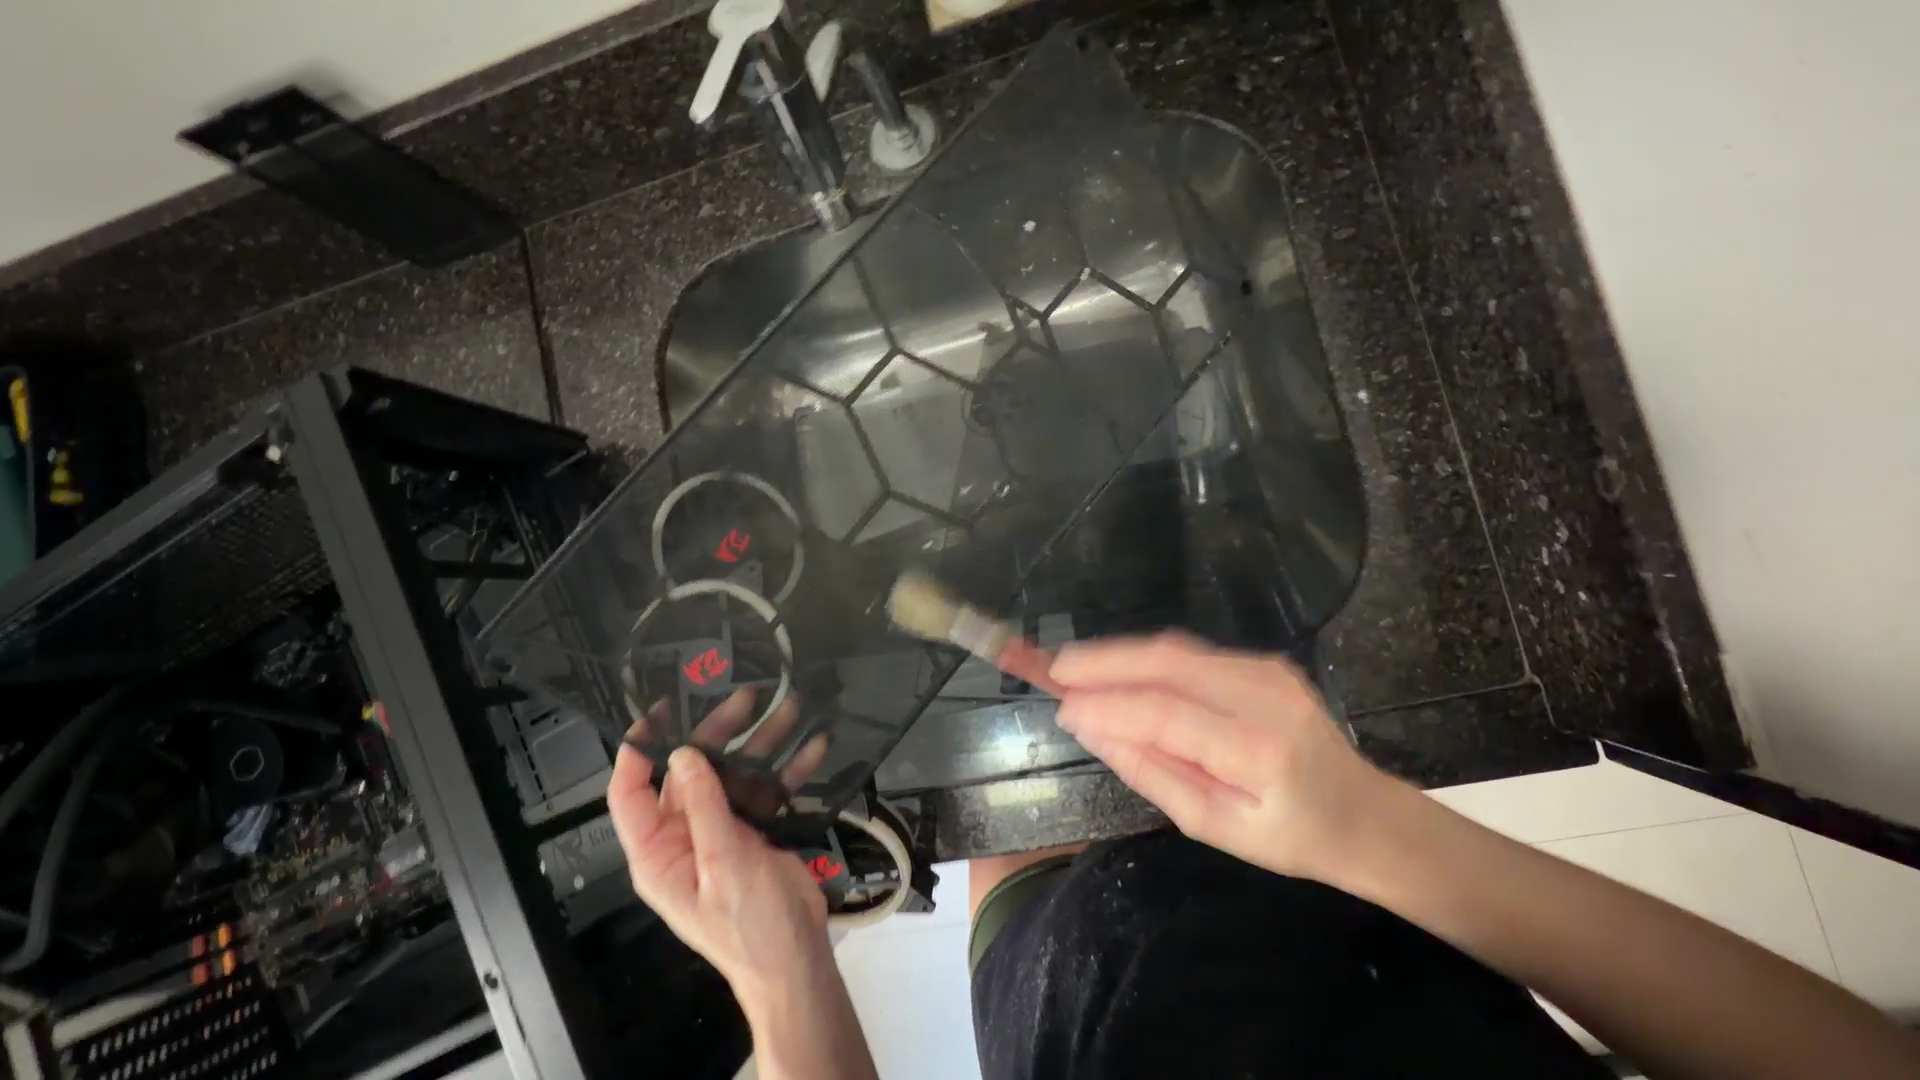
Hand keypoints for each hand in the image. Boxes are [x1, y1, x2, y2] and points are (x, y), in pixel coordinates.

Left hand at [607, 690, 831, 1004]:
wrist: (798, 960)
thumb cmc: (750, 927)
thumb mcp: (723, 865)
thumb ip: (704, 808)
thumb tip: (681, 756)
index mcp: (660, 853)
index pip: (631, 794)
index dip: (638, 751)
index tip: (659, 713)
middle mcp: (686, 837)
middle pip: (691, 773)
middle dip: (717, 734)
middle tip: (745, 698)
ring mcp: (723, 833)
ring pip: (734, 776)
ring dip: (762, 744)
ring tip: (789, 708)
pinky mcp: (756, 833)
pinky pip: (767, 792)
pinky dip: (790, 769)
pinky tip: (814, 745)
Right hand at [1052, 632, 1396, 881]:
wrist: (1365, 814)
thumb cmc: (1290, 837)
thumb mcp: (1214, 824)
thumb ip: (1151, 772)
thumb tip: (1092, 729)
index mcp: (1258, 750)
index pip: (1165, 714)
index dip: (1107, 705)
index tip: (1061, 707)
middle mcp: (1265, 697)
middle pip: (1167, 663)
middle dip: (1103, 660)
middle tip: (1051, 667)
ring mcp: (1268, 672)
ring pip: (1175, 651)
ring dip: (1119, 655)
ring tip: (1073, 668)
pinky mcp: (1265, 663)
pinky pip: (1192, 655)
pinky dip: (1148, 660)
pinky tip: (1120, 673)